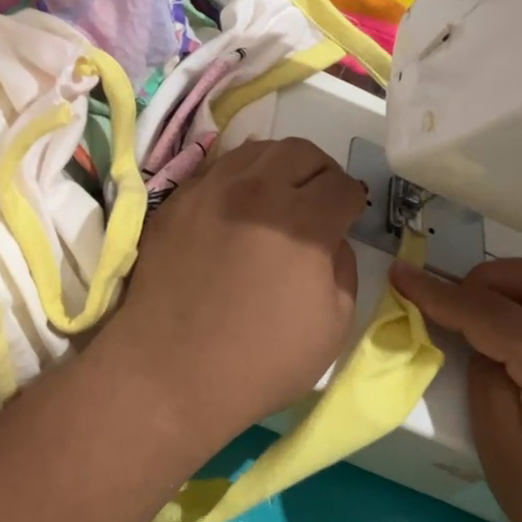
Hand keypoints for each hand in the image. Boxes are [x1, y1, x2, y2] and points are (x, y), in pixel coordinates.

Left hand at [93, 138, 365, 448]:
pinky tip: (235, 210)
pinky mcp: (173, 202)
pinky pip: (213, 171)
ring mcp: (207, 191)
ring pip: (253, 150)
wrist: (169, 371)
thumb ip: (342, 268)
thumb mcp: (332, 326)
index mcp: (301, 222)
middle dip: (319, 171)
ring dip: (276, 167)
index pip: (342, 184)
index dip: (353, 202)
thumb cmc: (260, 361)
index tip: (348, 218)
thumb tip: (332, 239)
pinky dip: (235, 180)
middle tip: (318, 201)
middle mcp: (254, 192)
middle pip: (300, 151)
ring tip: (276, 199)